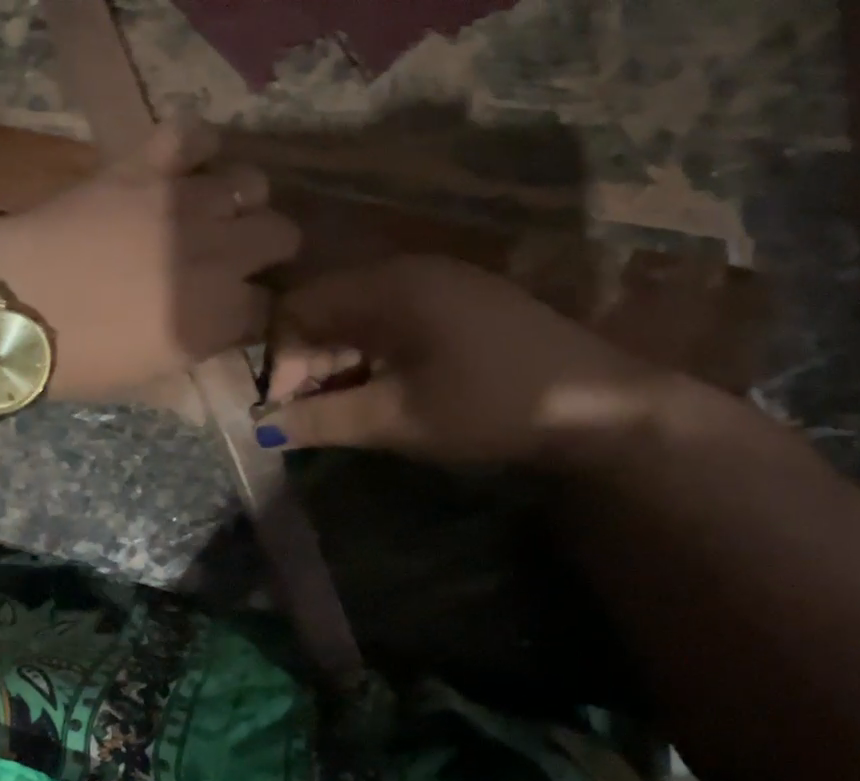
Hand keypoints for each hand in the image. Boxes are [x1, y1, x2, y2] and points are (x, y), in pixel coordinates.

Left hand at [0, 123, 301, 404]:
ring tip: (210, 214)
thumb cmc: (75, 360)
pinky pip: (194, 134)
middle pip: (280, 236)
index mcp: (217, 319)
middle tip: (231, 261)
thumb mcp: (141, 384)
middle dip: (264, 252)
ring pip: (251, 183)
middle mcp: (219, 255)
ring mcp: (185, 203)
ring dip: (238, 201)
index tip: (238, 313)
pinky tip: (185, 166)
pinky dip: (197, 146)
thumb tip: (216, 364)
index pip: (269, 307)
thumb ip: (190, 367)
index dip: (256, 311)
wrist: (11, 307)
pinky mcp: (145, 166)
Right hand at [258, 256, 684, 468]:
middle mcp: (408, 273)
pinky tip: (377, 398)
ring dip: (335, 367)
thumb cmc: (487, 406)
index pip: (298, 307)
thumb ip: (320, 420)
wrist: (599, 408)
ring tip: (341, 414)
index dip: (278, 359)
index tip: (284, 409)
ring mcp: (437, 287)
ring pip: (355, 321)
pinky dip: (368, 362)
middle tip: (308, 418)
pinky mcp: (456, 309)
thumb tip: (260, 427)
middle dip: (304, 364)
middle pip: (325, 309)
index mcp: (390, 286)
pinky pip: (388, 326)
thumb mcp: (394, 420)